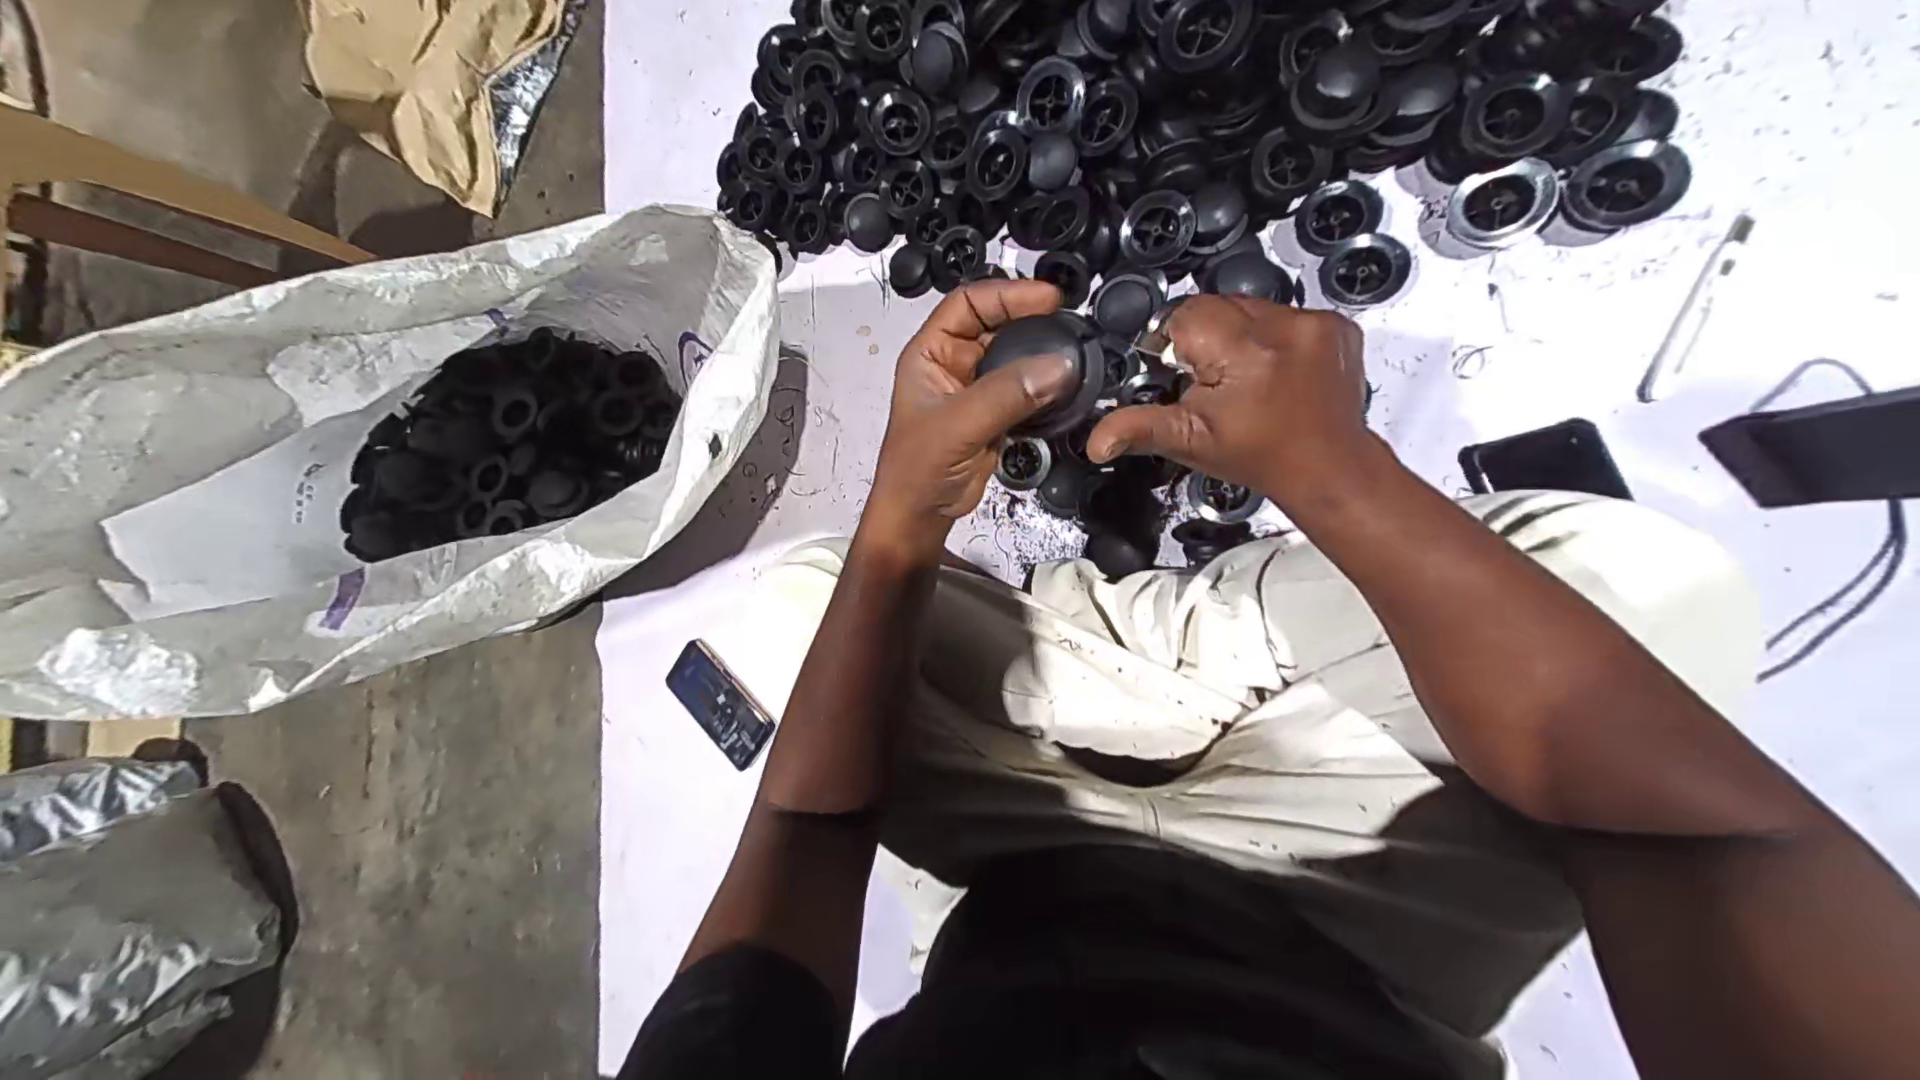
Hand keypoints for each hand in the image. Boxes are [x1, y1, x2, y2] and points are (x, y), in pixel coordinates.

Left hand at [863, 279, 1070, 559]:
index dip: (1006, 294)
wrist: (921, 515)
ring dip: (1043, 357)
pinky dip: (1047, 389)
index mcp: (931, 353)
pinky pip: (1027, 391)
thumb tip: (1055, 368)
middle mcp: (955, 366)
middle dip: (1033, 324)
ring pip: (1017, 359)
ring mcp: (978, 391)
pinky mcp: (997, 416)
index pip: (968, 303)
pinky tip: (1065, 390)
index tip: (1045, 298)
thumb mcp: (957, 425)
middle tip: (1068, 326)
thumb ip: (1005, 394)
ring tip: (1072, 356)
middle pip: (998, 327)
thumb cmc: (915, 470)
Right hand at [1087, 295, 1372, 503]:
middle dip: (1206, 339)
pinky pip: (1284, 313)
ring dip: (1239, 335)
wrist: (1326, 467)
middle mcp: (1284, 330)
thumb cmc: (1261, 457)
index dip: (1174, 342)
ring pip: (1250, 306)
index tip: (1181, 368)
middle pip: (1218, 305)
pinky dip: (1271, 337)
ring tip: (1245, 379)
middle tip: (1214, 381)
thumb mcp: (1189, 443)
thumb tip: (1097, 439)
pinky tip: (1272, 370)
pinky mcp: (1334, 325)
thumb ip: (1138, 429)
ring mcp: (1314, 324)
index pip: (1186, 313)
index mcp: (1244, 355)